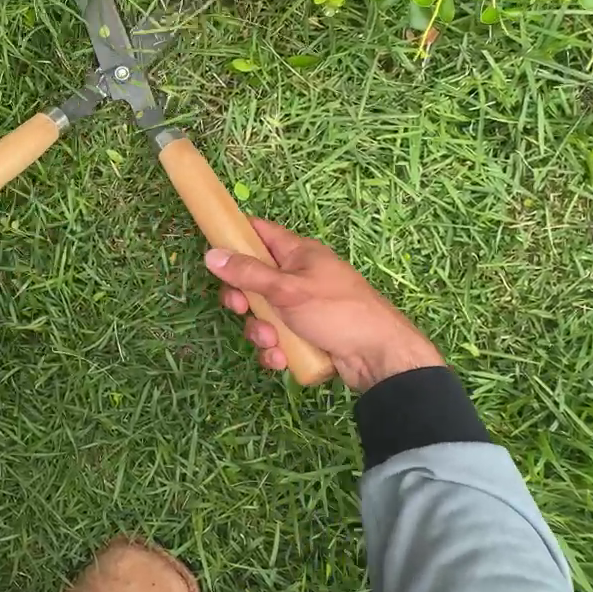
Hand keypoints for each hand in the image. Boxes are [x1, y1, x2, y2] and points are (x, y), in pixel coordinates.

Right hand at [205, 218, 443, 391]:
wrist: (381, 359)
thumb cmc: (337, 312)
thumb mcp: (287, 289)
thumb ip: (247, 273)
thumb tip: (211, 255)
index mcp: (298, 254)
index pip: (258, 232)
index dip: (234, 236)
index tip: (212, 250)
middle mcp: (298, 276)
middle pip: (252, 278)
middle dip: (242, 298)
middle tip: (241, 308)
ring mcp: (301, 306)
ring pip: (262, 312)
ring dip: (260, 330)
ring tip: (272, 342)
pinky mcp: (305, 334)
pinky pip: (276, 336)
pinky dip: (274, 348)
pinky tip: (281, 358)